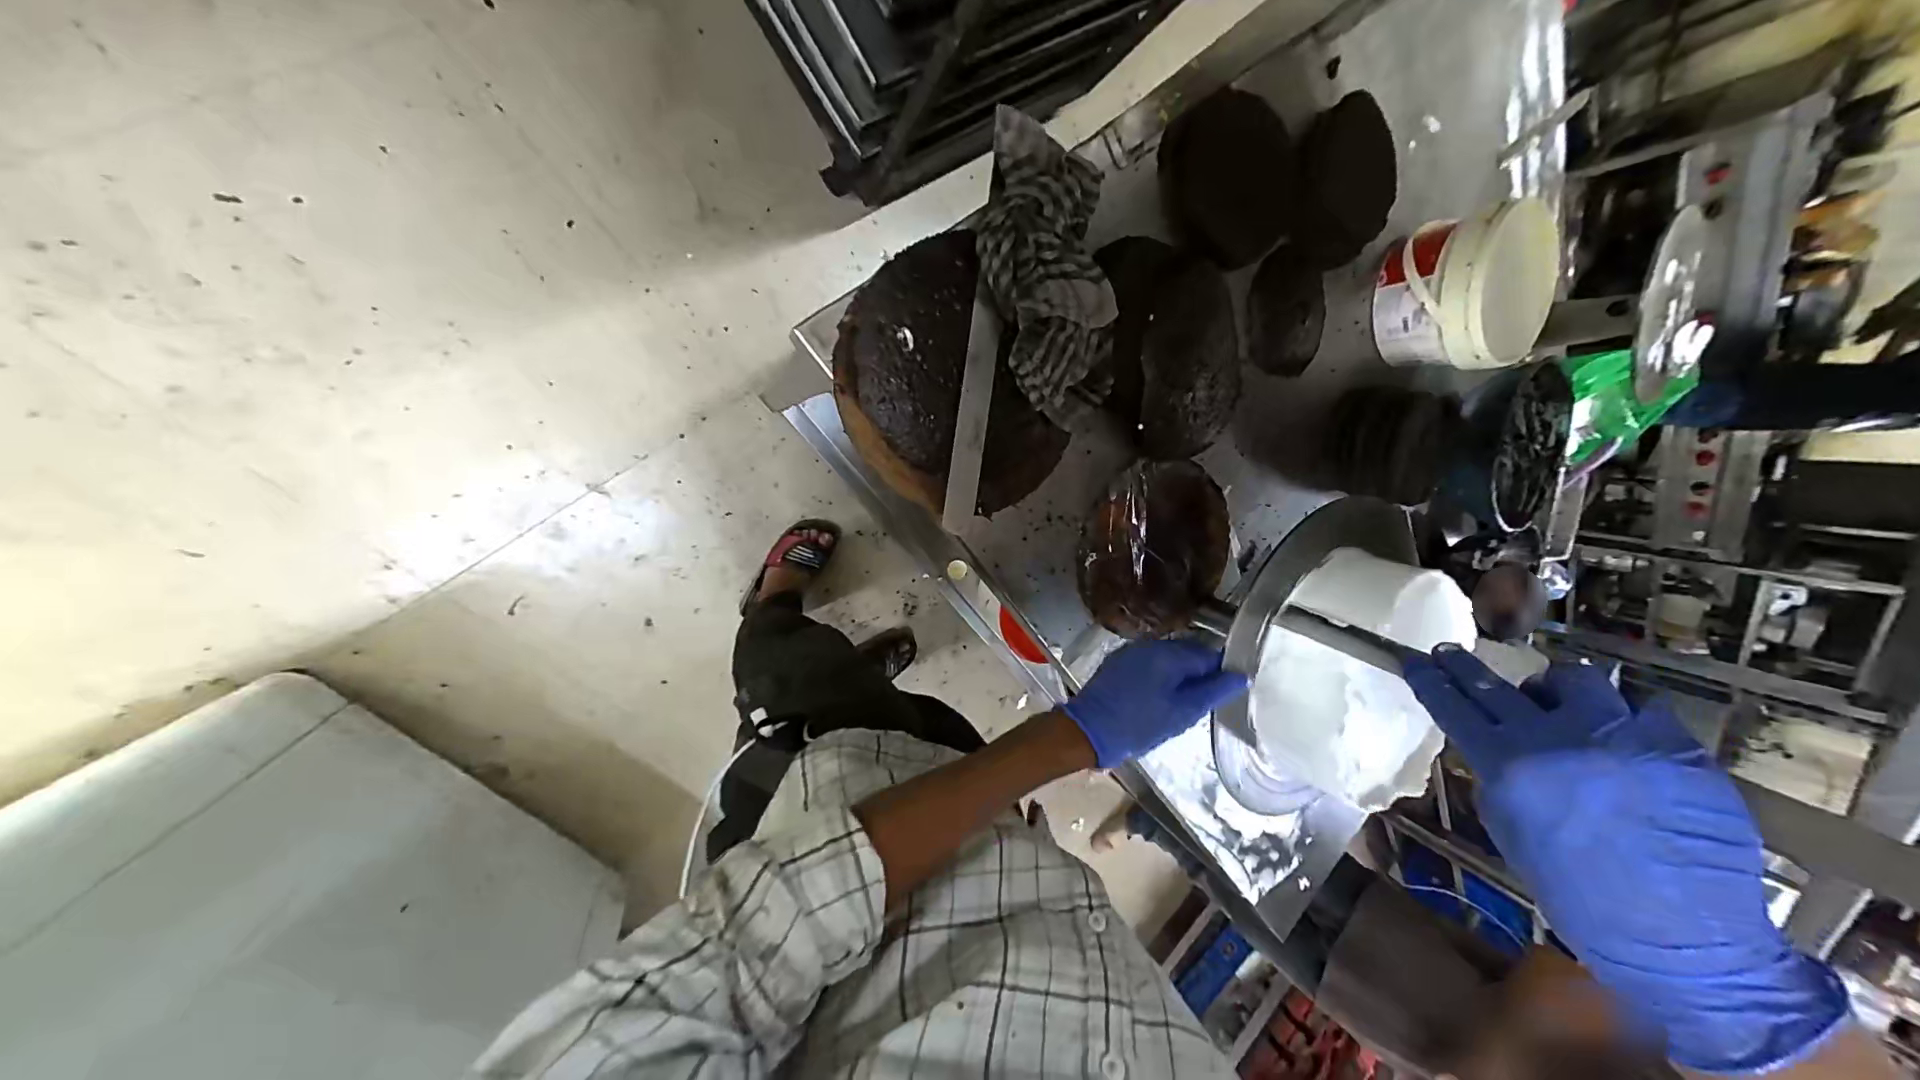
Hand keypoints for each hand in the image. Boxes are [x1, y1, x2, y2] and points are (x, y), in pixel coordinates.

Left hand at [1064, 640, 1247, 767]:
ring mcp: (1131, 652)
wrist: (1088, 730)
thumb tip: (1240, 675)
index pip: (1209, 654)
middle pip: (1187, 654)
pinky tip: (1157, 699)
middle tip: (1201, 704)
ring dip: (1178, 677)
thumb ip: (1213, 691)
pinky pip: (1149, 665)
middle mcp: (1150, 645)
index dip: (1220, 673)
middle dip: (1198, 675)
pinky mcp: (1118, 663)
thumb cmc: (1139, 723)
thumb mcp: (1183, 712)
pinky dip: (1159, 678)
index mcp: (1169, 653)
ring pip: (1167, 660)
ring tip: (1180, 705)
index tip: (1224, 694)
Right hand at [1404, 645, 1848, 1073]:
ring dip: (1559, 691)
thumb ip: (1496, 774)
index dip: (1429, 678)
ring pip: (1575, 679)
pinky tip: (1625, 744)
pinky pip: (1640, 709)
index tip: (1416, 660)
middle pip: (1497, 683)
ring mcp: (1619, 736)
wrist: (1683, 934)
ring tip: (1563, 707)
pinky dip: (1625, 720)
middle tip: (1453, 655)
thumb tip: (1492, 741)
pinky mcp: (1677, 745)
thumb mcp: (1509, 827)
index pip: (1452, 705)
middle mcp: (1555, 738)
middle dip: (1466, 667)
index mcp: (1507, 765)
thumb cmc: (1575, 891)